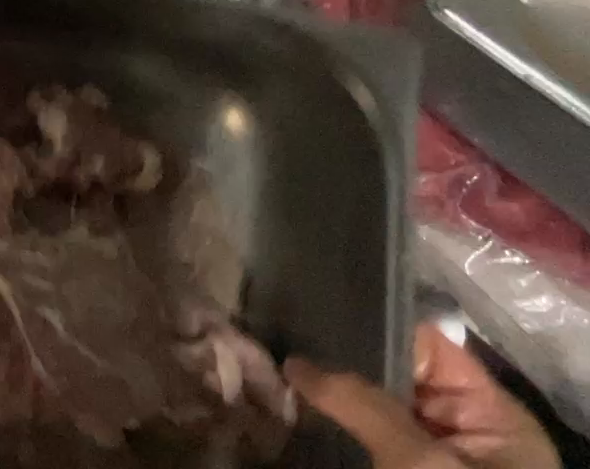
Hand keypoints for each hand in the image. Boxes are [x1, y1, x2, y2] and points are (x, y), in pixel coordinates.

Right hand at [284, 323, 558, 468]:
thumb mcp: (421, 462)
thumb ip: (358, 402)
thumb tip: (292, 360)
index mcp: (488, 412)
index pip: (421, 342)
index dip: (367, 321)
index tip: (306, 308)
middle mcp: (461, 425)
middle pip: (390, 371)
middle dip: (335, 358)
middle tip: (276, 340)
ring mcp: (430, 454)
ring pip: (368, 403)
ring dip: (325, 390)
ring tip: (271, 368)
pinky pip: (359, 435)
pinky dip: (327, 420)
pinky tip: (289, 404)